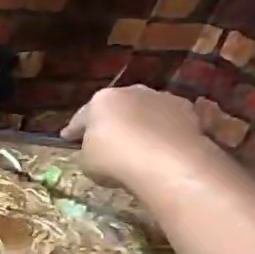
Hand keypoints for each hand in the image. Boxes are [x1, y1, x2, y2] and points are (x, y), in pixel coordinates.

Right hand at [60, 86, 220, 190]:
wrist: (164, 160)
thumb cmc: (114, 159)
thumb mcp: (87, 161)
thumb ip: (89, 150)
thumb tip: (98, 149)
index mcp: (101, 100)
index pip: (82, 117)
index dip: (73, 129)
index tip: (66, 137)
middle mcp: (131, 91)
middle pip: (117, 107)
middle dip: (111, 120)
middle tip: (105, 137)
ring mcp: (161, 98)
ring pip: (145, 111)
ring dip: (140, 124)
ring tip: (138, 142)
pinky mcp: (188, 111)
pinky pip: (168, 122)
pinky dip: (163, 132)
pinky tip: (162, 145)